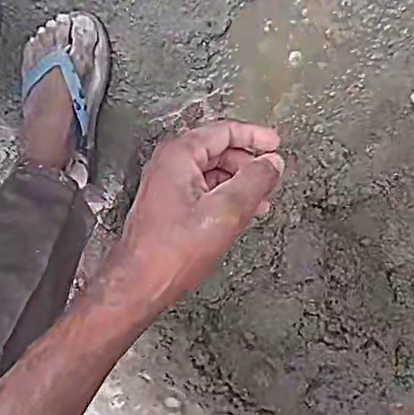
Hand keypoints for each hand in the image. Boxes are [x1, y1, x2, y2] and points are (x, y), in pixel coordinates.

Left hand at [99, 121, 284, 311]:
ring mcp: (166, 186)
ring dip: (239, 182)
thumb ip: (255, 180)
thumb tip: (273, 163)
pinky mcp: (168, 207)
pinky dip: (225, 197)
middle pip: (218, 150)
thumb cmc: (171, 252)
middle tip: (271, 174)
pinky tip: (241, 214)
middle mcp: (169, 165)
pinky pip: (203, 191)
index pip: (224, 131)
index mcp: (179, 156)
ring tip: (262, 198)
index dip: (254, 136)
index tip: (274, 144)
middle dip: (248, 162)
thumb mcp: (227, 211)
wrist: (139, 284)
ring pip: (212, 173)